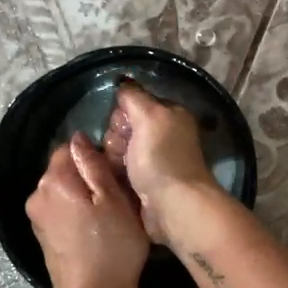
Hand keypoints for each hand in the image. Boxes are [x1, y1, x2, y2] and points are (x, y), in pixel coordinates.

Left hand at [26, 133, 148, 287]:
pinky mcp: (43, 235)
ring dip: (83, 194)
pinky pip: (60, 208)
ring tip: (108, 213)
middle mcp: (38, 194)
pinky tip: (95, 228)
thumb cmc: (113, 247)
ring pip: (64, 189)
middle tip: (117, 195)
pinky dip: (76, 211)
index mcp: (55, 181)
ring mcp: (37, 217)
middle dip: (88, 175)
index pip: (71, 147)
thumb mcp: (115, 200)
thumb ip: (95, 165)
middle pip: (65, 168)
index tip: (115, 173)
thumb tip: (80, 138)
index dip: (95, 155)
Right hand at [103, 82, 222, 243]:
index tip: (123, 127)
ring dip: (113, 157)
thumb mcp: (150, 116)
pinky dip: (114, 173)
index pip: (132, 103)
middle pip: (122, 127)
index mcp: (168, 114)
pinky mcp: (143, 181)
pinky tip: (116, 179)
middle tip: (124, 152)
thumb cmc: (162, 157)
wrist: (174, 206)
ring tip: (121, 169)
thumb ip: (134, 96)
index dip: (121, 114)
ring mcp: (152, 159)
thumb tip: (122, 81)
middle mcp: (162, 134)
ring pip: (117, 149)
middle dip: (116, 138)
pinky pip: (118, 170)